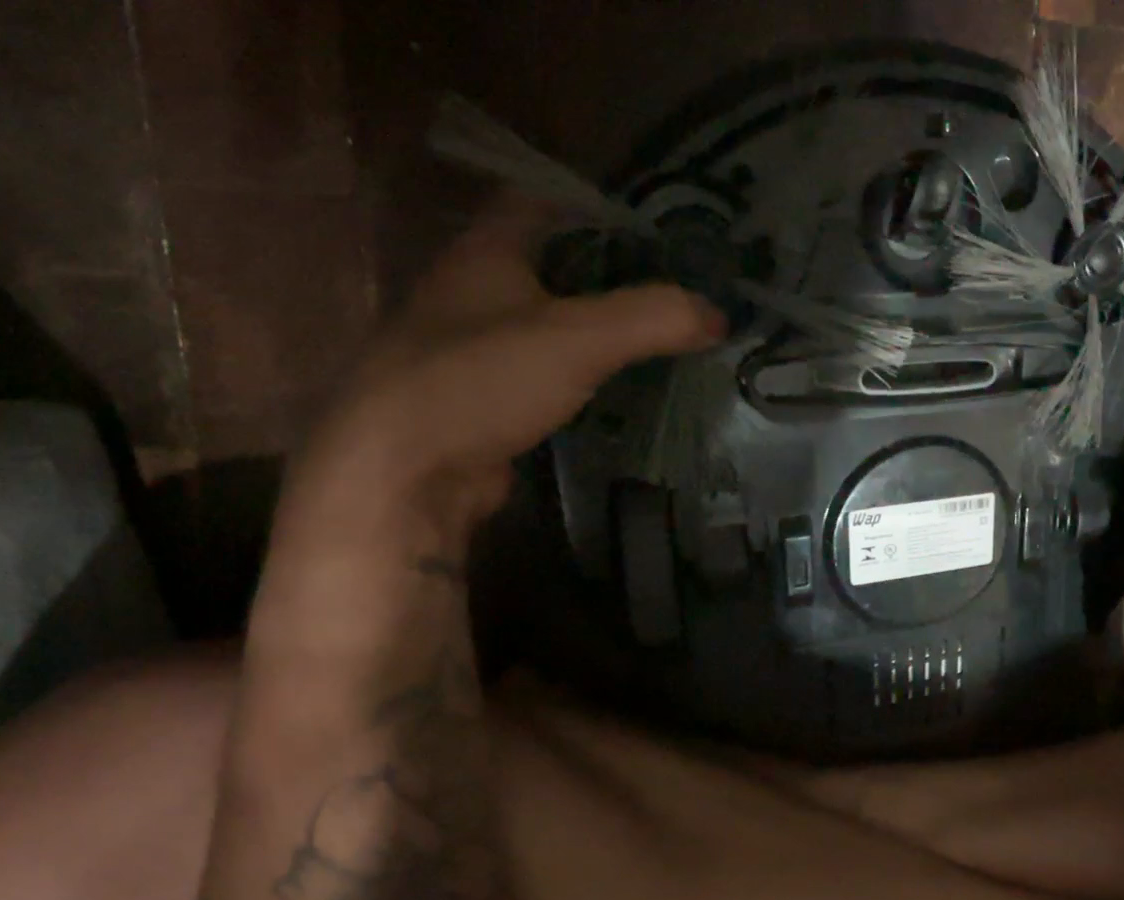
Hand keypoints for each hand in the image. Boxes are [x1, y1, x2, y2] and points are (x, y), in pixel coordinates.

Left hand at [286, 195, 726, 540]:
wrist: (404, 475)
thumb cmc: (481, 380)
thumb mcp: (578, 338)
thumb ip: (653, 318)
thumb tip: (719, 314)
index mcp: (485, 253)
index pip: (541, 199)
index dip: (597, 201)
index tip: (658, 220)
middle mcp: (474, 292)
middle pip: (552, 263)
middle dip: (613, 268)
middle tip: (680, 278)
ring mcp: (476, 350)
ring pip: (551, 322)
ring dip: (601, 325)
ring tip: (666, 329)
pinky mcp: (486, 401)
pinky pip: (548, 373)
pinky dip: (586, 374)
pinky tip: (628, 385)